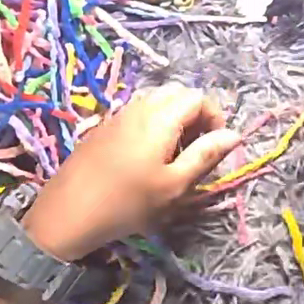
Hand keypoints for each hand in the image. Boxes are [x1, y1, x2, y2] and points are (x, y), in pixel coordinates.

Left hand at [21, 84, 241, 260]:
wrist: (69, 211)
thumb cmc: (128, 202)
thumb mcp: (174, 184)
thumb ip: (205, 155)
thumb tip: (234, 135)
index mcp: (161, 117)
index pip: (198, 97)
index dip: (215, 116)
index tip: (216, 145)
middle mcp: (139, 106)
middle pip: (176, 92)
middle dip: (195, 113)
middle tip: (198, 146)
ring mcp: (119, 114)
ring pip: (155, 100)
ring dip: (174, 117)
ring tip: (175, 153)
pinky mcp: (104, 126)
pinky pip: (138, 112)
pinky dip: (153, 122)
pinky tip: (148, 156)